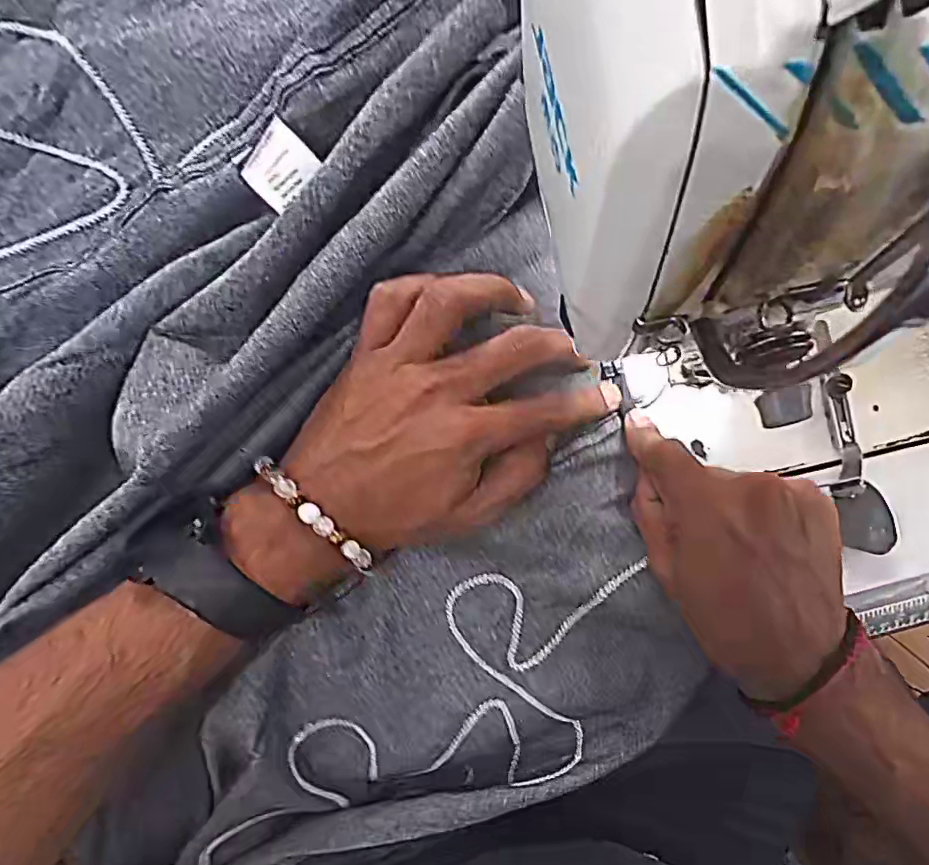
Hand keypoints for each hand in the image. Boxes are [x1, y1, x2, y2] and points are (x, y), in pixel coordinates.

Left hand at [225, 273, 619, 603]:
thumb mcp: (468, 515)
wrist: (324, 508)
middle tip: (572, 352)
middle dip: (557, 345)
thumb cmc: (398, 514)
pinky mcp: (367, 353)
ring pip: (449, 301)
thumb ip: (516, 478)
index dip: (583, 403)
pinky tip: (446, 293)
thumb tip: (546, 441)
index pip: (542, 410)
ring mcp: (399, 364)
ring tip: (518, 301)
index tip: (604, 396)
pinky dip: (422, 285)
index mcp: (465, 435)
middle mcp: (436, 390)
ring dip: (492, 290)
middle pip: (512, 347)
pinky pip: (390, 299)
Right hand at [626, 414, 846, 700]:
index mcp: (706, 507)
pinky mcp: (813, 499)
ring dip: (736, 506)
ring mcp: (787, 492)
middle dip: (699, 498)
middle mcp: (750, 489)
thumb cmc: (736, 625)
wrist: (797, 650)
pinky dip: (766, 511)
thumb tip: (647, 482)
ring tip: (744, 550)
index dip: (647, 443)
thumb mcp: (671, 575)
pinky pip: (774, 491)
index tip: (640, 431)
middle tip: (706, 540)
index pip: (667, 454)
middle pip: (706, 473)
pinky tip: (768, 545)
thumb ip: (653, 517)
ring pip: (742, 483)